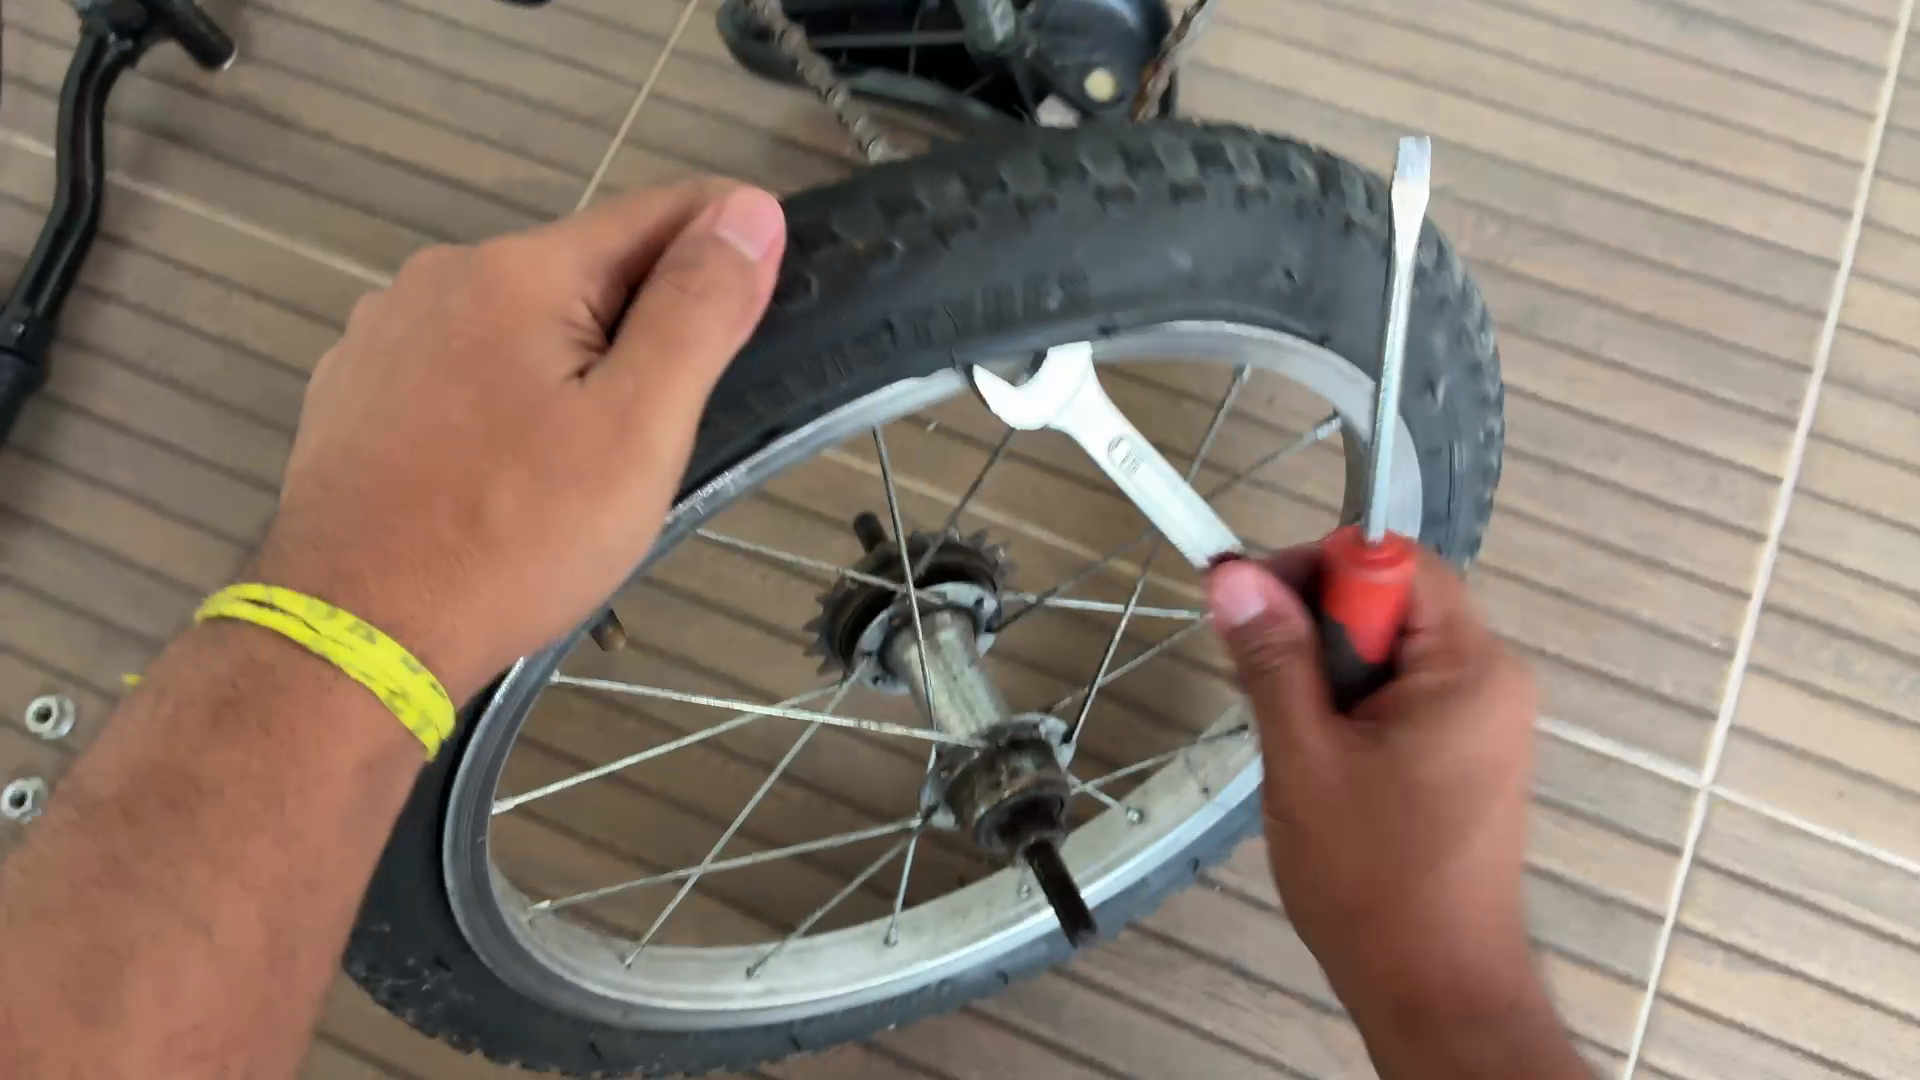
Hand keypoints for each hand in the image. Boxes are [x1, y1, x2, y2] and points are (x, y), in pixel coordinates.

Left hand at [257, 182, 786, 701]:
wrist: (363, 631)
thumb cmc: (523, 533)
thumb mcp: (640, 425)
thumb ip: (697, 313)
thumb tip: (752, 214)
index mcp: (523, 273)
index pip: (658, 215)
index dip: (729, 233)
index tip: (780, 268)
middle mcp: (445, 277)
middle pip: (594, 267)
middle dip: (661, 309)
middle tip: (698, 395)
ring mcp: (391, 332)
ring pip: (533, 315)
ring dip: (593, 348)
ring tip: (618, 435)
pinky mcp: (366, 387)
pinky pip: (478, 357)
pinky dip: (529, 379)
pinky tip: (531, 449)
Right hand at [1207, 549, 1550, 1040]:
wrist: (1432, 990)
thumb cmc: (1372, 879)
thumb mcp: (1303, 755)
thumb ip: (1270, 657)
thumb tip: (1230, 574)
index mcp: (1467, 669)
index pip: (1391, 561)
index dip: (1315, 567)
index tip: (1252, 606)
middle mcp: (1484, 678)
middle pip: (1383, 597)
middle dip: (1306, 620)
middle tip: (1250, 669)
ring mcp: (1472, 713)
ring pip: (1375, 642)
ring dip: (1312, 662)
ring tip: (1276, 719)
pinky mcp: (1452, 744)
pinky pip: (1385, 683)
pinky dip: (1334, 693)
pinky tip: (1302, 738)